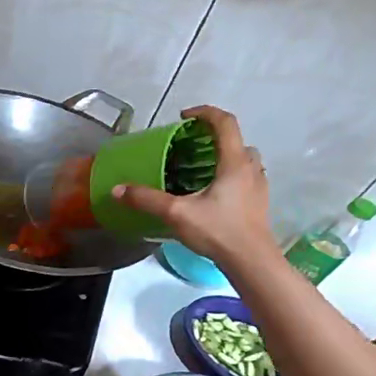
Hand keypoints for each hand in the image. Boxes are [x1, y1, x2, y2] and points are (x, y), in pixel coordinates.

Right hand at [112, 106, 276, 264]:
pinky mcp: (259, 203)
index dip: (205, 113)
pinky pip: (245, 178)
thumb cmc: (218, 231)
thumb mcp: (177, 213)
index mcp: (234, 162)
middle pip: (236, 140)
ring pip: (244, 160)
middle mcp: (250, 168)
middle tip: (191, 147)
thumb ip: (147, 200)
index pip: (225, 123)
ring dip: (224, 156)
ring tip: (201, 169)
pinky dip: (229, 176)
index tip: (184, 117)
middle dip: (214, 136)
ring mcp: (259, 186)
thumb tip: (117, 190)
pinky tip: (213, 193)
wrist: (251, 261)